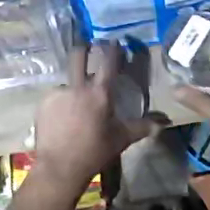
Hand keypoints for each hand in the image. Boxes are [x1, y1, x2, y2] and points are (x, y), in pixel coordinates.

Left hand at [30, 43, 157, 199]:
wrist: (61, 166)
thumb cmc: (95, 151)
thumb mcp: (122, 138)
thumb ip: (144, 126)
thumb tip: (165, 121)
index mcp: (100, 93)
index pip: (108, 61)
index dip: (112, 48)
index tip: (114, 42)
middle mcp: (77, 87)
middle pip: (78, 55)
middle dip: (84, 49)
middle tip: (88, 49)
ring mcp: (58, 93)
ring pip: (67, 81)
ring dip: (73, 87)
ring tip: (76, 106)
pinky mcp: (44, 102)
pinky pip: (56, 96)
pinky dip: (62, 102)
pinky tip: (64, 117)